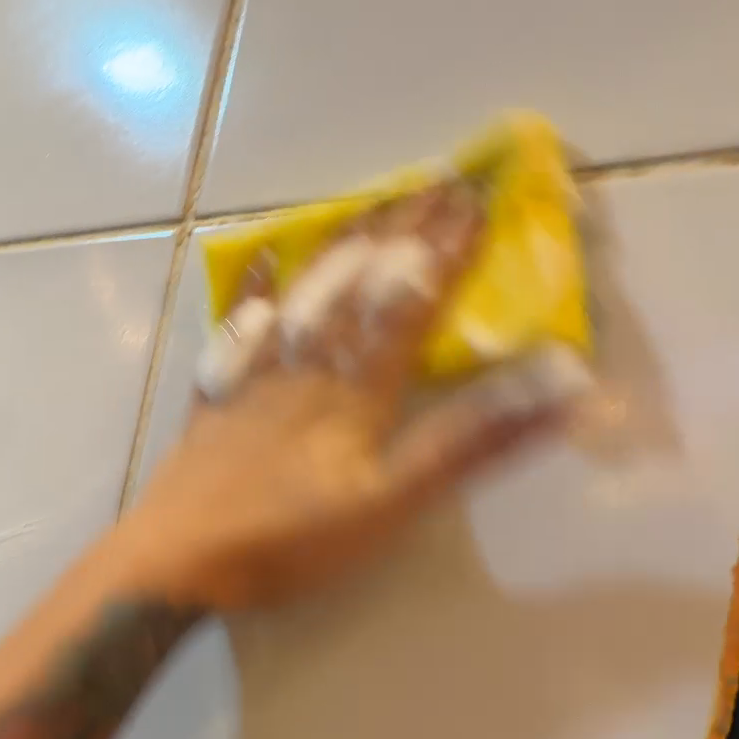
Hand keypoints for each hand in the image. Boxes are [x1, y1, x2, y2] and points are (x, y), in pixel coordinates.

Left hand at [119, 181, 590, 611]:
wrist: (177, 558)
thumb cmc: (286, 542)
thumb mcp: (388, 506)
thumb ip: (465, 445)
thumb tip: (560, 384)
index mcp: (351, 397)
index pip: (407, 312)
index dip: (445, 258)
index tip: (477, 200)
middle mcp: (301, 374)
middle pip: (353, 295)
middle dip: (398, 238)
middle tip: (430, 181)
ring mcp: (249, 383)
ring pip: (297, 304)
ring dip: (334, 252)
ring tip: (364, 206)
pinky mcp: (211, 403)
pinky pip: (231, 337)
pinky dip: (247, 299)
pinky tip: (257, 264)